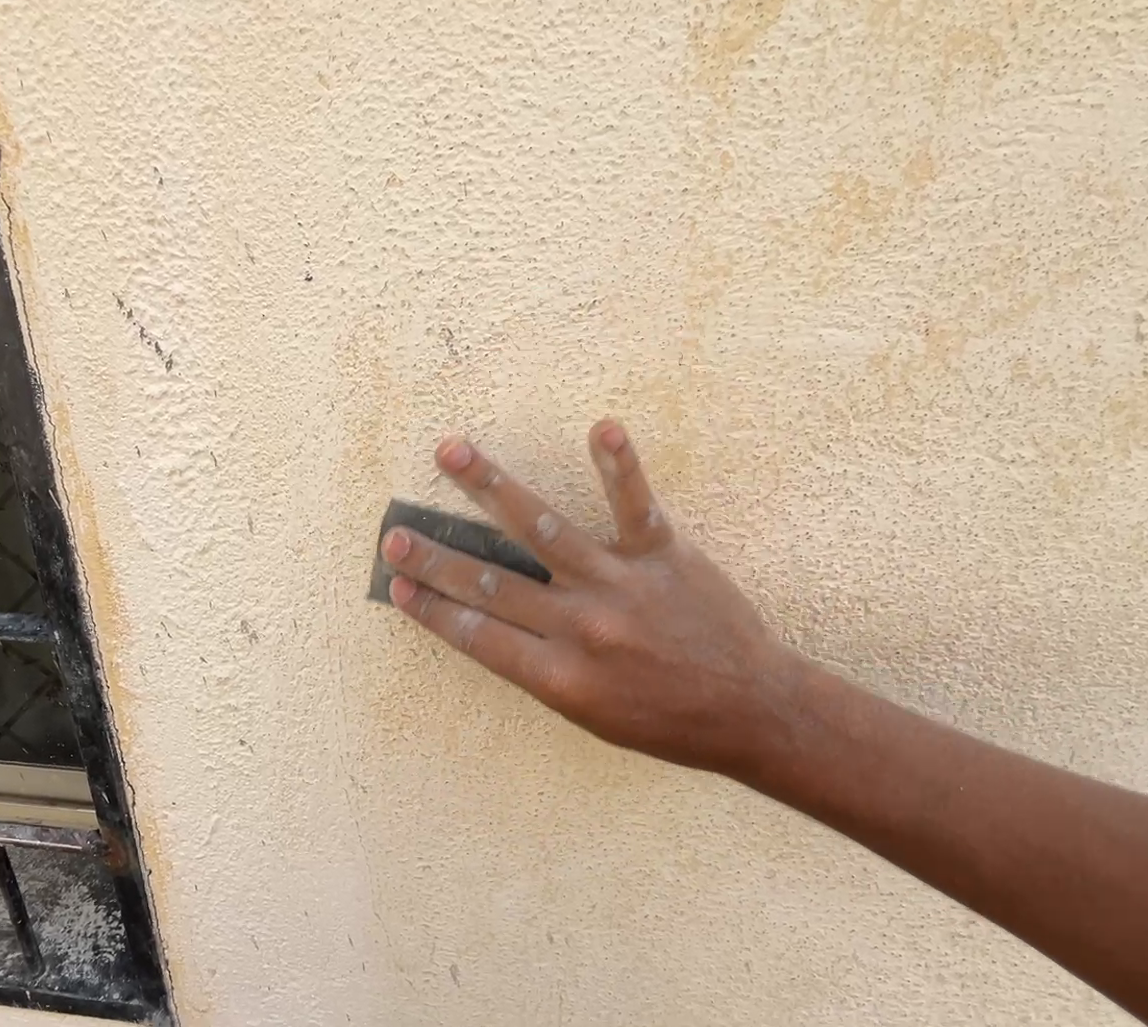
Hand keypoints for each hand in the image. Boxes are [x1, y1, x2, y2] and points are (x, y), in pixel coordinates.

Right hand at [381, 420, 819, 776]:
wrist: (754, 713)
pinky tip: (600, 427)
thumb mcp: (587, 714)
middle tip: (394, 535)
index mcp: (558, 675)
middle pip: (489, 584)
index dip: (430, 607)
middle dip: (434, 559)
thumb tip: (488, 624)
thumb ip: (537, 666)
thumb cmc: (665, 721)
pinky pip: (634, 506)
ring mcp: (619, 585)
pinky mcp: (661, 556)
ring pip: (541, 527)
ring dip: (489, 485)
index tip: (396, 584)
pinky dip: (618, 466)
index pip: (475, 633)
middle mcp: (580, 626)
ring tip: (451, 451)